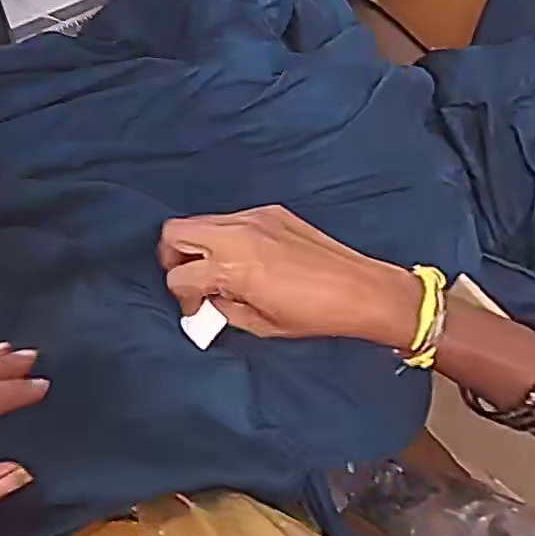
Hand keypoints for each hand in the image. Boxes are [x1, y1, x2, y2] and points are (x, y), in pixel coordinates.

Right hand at [158, 205, 424, 345]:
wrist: (361, 290)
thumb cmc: (315, 314)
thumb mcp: (259, 324)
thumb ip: (222, 308)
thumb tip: (205, 301)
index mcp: (232, 267)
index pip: (178, 275)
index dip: (181, 297)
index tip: (195, 307)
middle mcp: (237, 235)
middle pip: (174, 232)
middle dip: (173, 257)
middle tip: (191, 278)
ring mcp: (253, 218)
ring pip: (199, 221)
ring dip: (198, 245)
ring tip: (217, 268)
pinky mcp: (269, 211)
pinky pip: (231, 219)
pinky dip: (227, 237)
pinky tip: (246, 257)